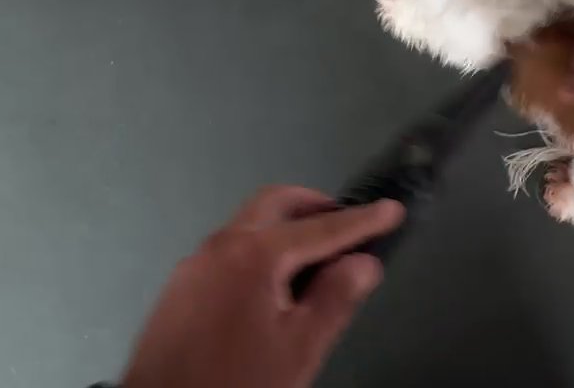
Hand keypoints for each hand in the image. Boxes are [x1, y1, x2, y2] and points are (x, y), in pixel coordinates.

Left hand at [119, 186, 403, 387]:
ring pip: (250, 220)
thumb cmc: (237, 383)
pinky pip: (231, 245)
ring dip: (287, 225)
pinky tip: (272, 283)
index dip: (362, 221)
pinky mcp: (182, 284)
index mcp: (255, 254)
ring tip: (314, 258)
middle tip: (346, 226)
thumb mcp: (299, 349)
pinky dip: (261, 245)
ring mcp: (197, 261)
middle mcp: (223, 243)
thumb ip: (336, 298)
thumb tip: (363, 262)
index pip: (321, 229)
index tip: (392, 210)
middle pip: (277, 203)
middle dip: (316, 207)